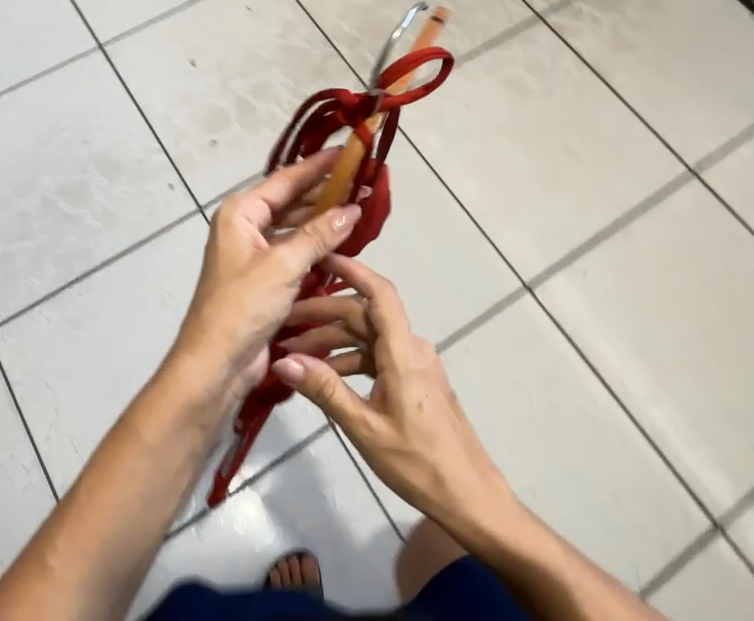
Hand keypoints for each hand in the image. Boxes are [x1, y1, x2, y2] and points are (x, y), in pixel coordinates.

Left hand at [172, 149, 361, 390]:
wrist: (216, 363)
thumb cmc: (243, 306)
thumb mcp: (284, 265)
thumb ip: (319, 235)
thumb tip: (352, 208)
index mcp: (240, 214)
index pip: (285, 180)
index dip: (318, 166)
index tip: (347, 152)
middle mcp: (243, 228)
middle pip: (289, 202)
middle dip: (324, 194)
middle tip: (363, 184)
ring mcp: (251, 254)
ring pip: (292, 228)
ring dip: (322, 221)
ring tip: (359, 210)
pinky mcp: (261, 280)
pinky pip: (293, 252)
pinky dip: (315, 247)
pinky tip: (340, 244)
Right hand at [270, 254, 512, 525]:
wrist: (470, 497)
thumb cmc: (419, 463)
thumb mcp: (365, 428)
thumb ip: (325, 391)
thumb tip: (283, 361)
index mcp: (403, 353)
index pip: (379, 293)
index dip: (351, 269)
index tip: (320, 257)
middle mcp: (412, 348)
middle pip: (365, 315)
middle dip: (324, 314)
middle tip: (283, 323)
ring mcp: (416, 365)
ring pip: (369, 338)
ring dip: (333, 341)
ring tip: (294, 355)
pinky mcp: (416, 382)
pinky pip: (378, 357)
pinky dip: (350, 360)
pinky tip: (325, 376)